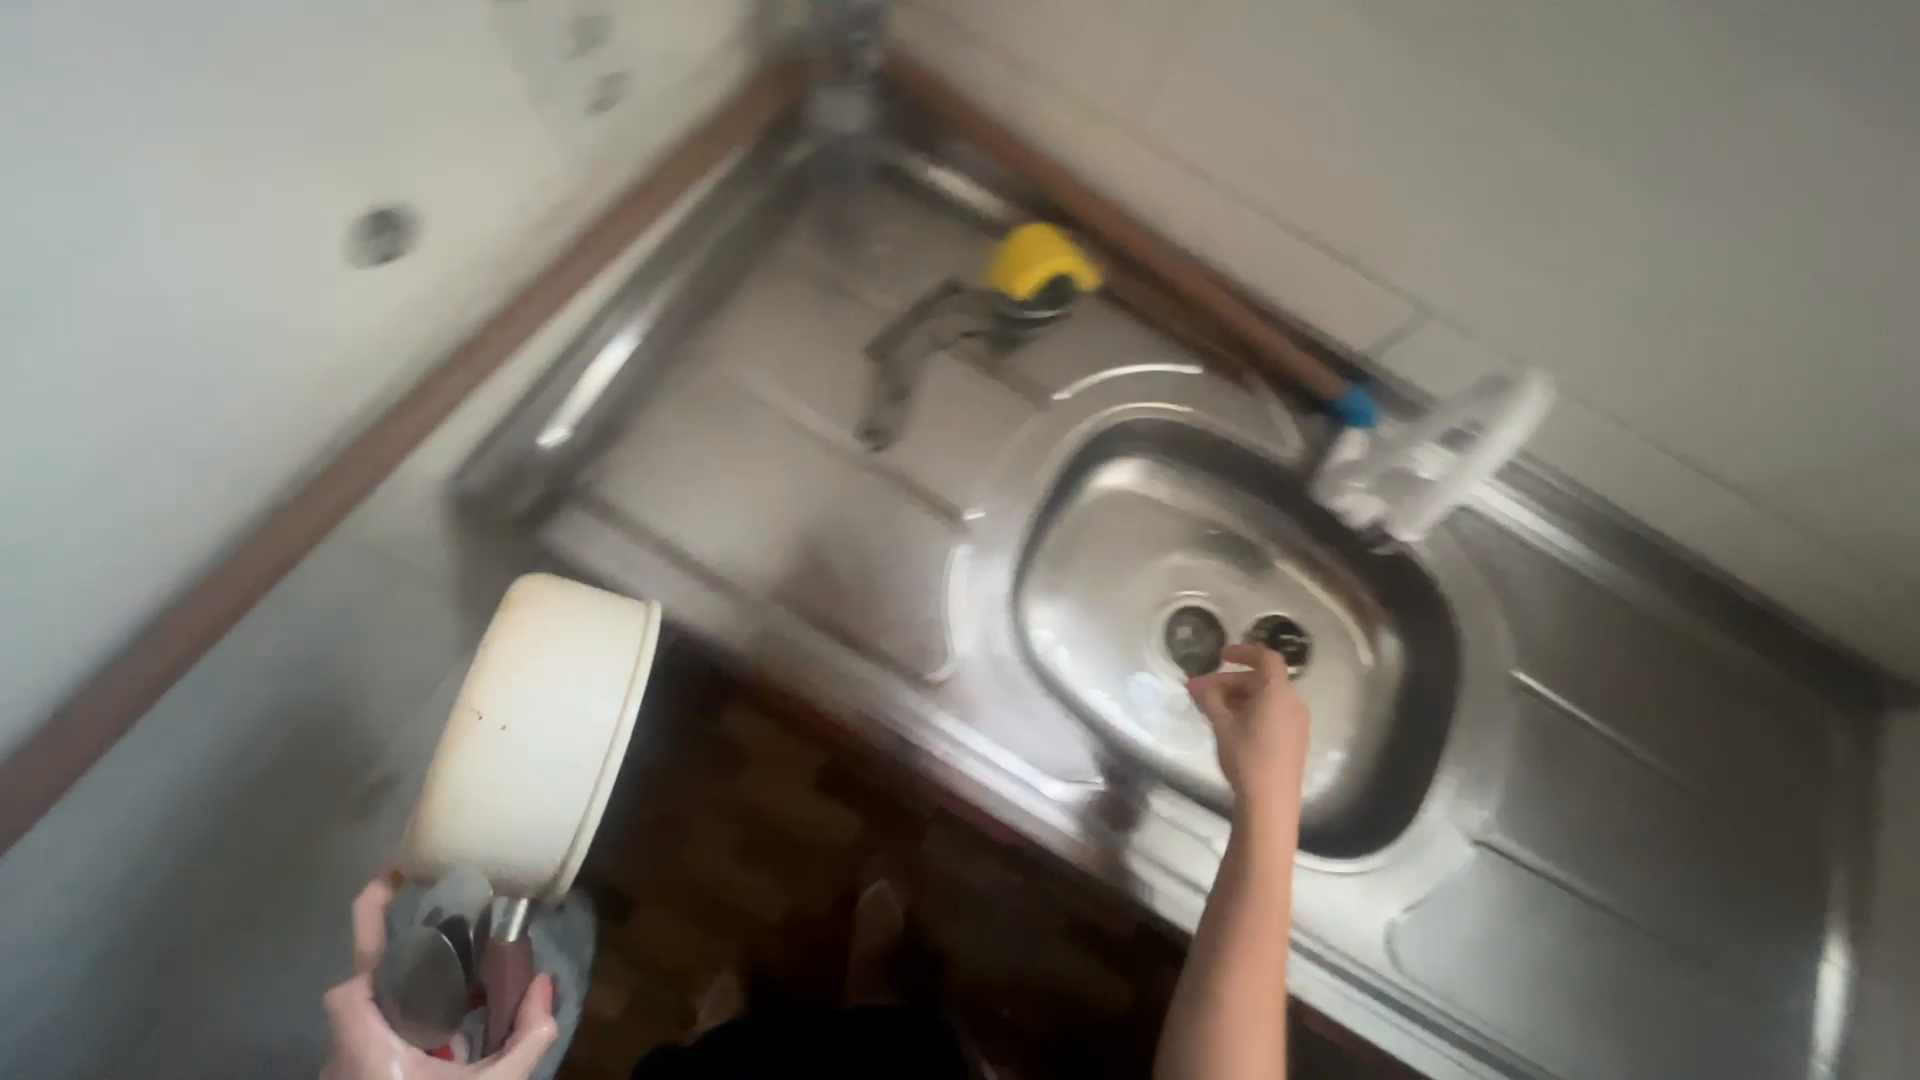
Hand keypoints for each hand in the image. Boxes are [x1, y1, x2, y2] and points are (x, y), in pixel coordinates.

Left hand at [321, 874, 558, 1079]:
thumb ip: (528, 1037)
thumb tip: (546, 984)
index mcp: (372, 1051)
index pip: (346, 991)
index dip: (366, 944)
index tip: (396, 892)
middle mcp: (349, 1059)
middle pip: (353, 992)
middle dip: (382, 950)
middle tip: (419, 905)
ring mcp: (348, 1075)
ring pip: (363, 1020)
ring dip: (397, 995)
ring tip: (447, 977)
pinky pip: (371, 1043)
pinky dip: (400, 1025)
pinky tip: (439, 1031)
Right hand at [1187, 644, 1310, 820]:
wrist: (1271, 802)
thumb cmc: (1246, 756)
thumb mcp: (1221, 724)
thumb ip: (1209, 698)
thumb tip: (1195, 683)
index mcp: (1278, 692)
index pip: (1266, 658)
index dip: (1243, 651)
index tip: (1220, 655)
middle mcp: (1293, 702)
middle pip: (1261, 679)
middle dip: (1229, 681)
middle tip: (1202, 692)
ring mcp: (1297, 722)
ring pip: (1266, 697)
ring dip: (1239, 696)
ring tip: (1212, 709)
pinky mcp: (1295, 739)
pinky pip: (1273, 712)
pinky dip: (1251, 709)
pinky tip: (1231, 724)